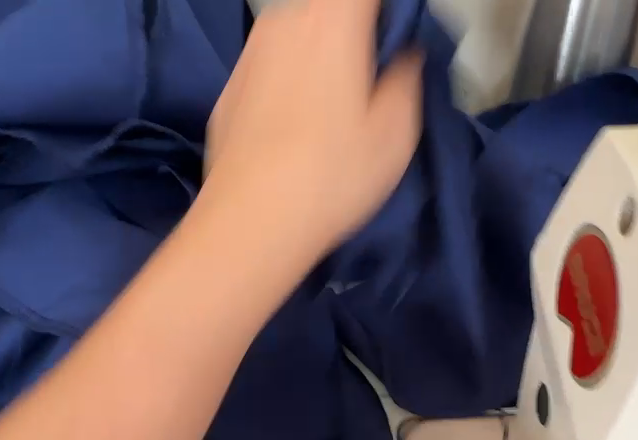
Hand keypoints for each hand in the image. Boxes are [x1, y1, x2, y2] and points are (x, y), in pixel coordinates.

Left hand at [202, 0, 423, 266]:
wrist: (253, 220)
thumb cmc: (334, 174)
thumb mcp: (397, 133)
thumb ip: (408, 78)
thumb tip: (403, 56)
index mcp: (335, 19)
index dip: (389, 12)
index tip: (401, 41)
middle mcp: (287, 18)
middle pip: (330, 8)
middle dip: (355, 35)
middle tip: (373, 84)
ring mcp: (251, 52)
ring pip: (297, 38)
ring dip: (320, 61)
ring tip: (333, 115)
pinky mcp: (230, 88)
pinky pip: (271, 72)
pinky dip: (289, 87)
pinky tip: (296, 136)